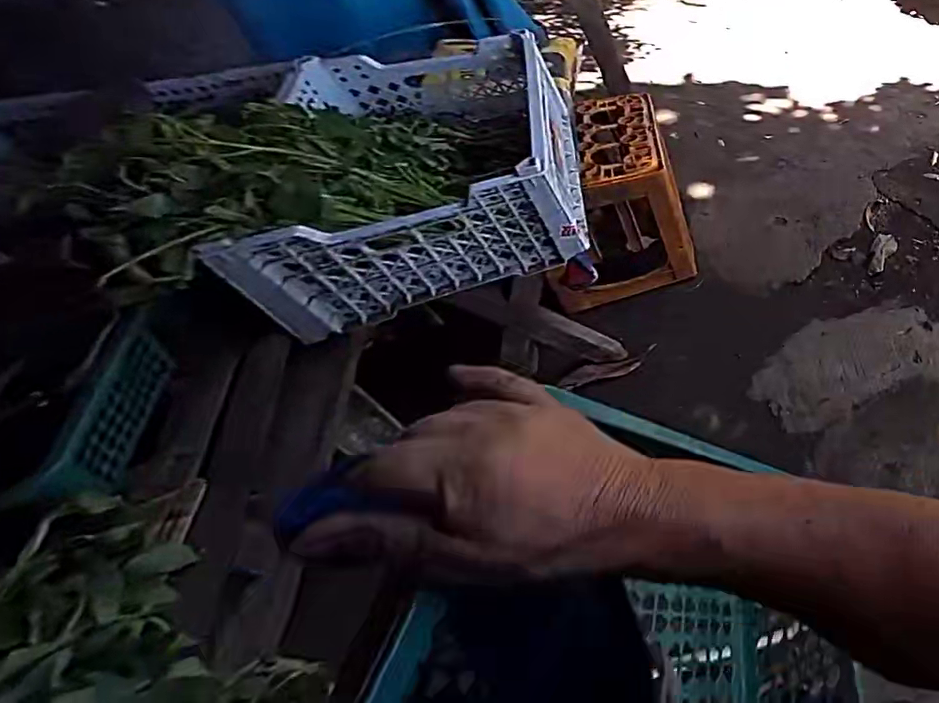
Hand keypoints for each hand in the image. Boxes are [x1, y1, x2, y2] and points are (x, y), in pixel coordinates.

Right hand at [290, 365, 662, 581]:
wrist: (623, 507)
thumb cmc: (543, 543)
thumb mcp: (463, 558)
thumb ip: (390, 539)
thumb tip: (315, 534)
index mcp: (452, 465)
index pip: (375, 469)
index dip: (347, 496)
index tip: (332, 519)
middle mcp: (476, 423)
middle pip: (408, 439)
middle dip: (387, 471)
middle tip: (387, 507)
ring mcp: (512, 406)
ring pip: (446, 413)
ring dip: (424, 439)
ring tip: (423, 473)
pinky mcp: (542, 400)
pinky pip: (499, 379)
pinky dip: (473, 380)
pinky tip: (454, 379)